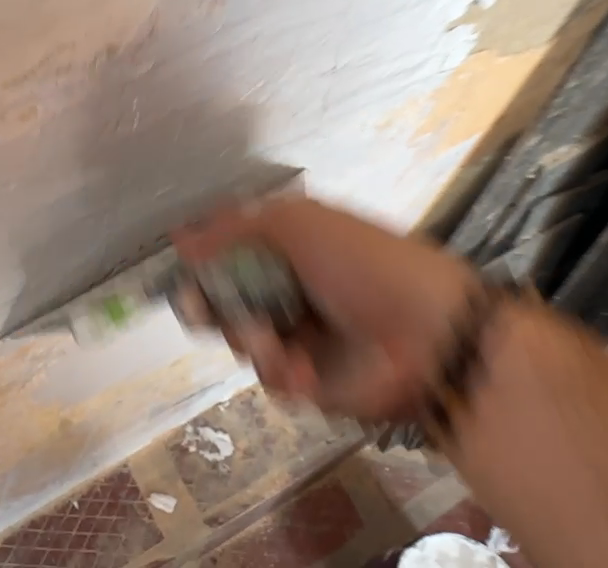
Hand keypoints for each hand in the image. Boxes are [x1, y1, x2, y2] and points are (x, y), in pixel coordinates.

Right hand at [172, 194, 479, 422]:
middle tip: (202, 312)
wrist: (429, 332)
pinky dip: (283, 373)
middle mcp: (288, 292)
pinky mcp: (313, 384)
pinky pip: (274, 380)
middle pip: (225, 302)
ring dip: (250, 341)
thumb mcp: (296, 223)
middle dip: (209, 308)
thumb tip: (178, 237)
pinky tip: (303, 369)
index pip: (228, 255)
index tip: (184, 274)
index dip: (202, 266)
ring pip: (242, 343)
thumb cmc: (361, 262)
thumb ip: (232, 228)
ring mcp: (300, 339)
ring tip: (276, 344)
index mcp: (287, 249)